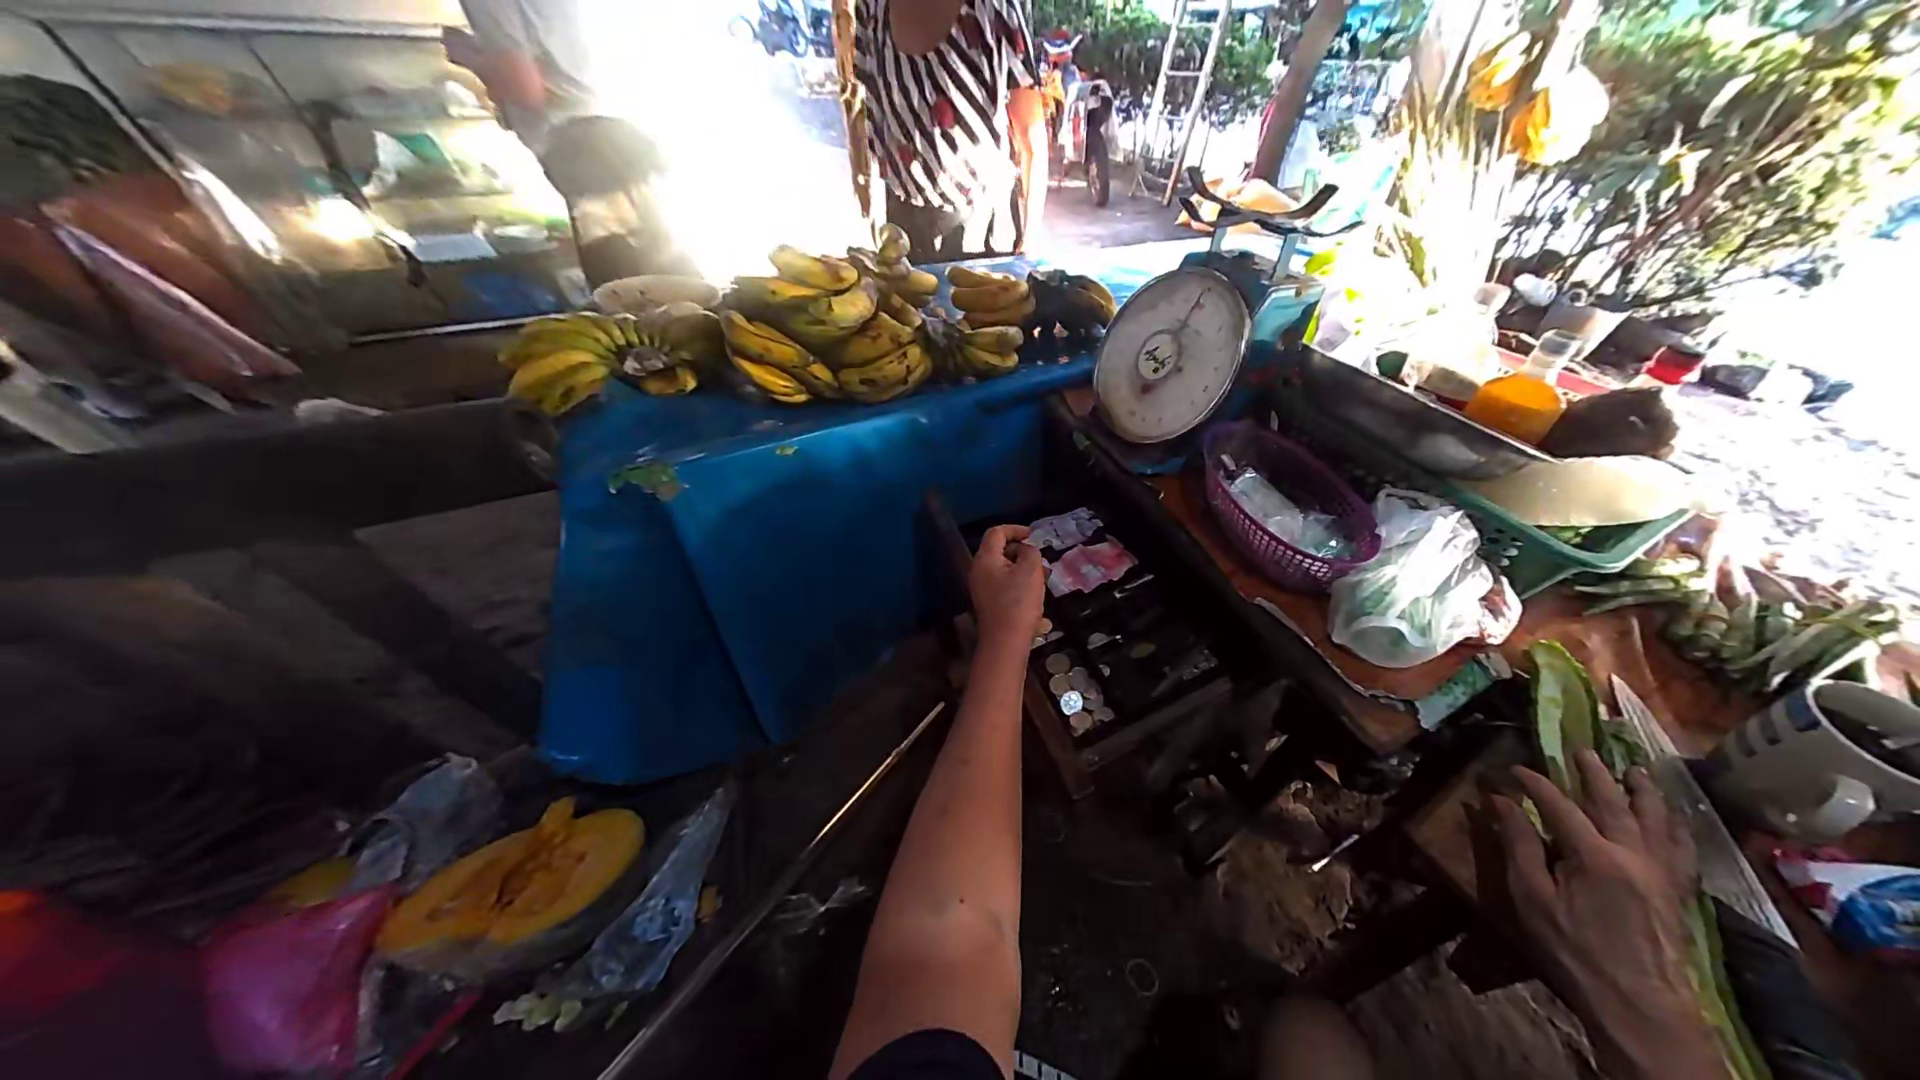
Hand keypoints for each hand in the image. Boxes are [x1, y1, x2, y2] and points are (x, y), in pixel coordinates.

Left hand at [969, 524, 1045, 644]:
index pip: (996, 533)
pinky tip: (1034, 594)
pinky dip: (1018, 582)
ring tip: (1042, 579)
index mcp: (985, 559)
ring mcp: (981, 588)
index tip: (1033, 535)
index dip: (1015, 529)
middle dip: (1022, 552)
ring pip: (1003, 568)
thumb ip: (1030, 552)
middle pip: (999, 550)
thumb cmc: (1018, 603)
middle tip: (1040, 561)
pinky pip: (1003, 583)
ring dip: (1023, 568)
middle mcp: (978, 570)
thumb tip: (1025, 550)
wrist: (1005, 642)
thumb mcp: (1030, 571)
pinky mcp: (988, 602)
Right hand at [1490, 751, 1723, 1079]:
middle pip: (1614, 803)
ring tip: (1635, 770)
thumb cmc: (1572, 947)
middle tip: (1581, 750)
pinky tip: (1671, 817)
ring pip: (1656, 821)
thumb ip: (1518, 844)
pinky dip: (1674, 826)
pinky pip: (1681, 848)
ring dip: (1643, 792)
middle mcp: (1634, 855)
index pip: (1559, 804)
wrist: (1638, 1003)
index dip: (1535, 782)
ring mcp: (1662, 873)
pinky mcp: (1677, 891)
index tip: (1513, 768)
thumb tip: (1499, 800)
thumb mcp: (1531, 896)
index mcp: (1594, 855)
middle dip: (1594, 774)